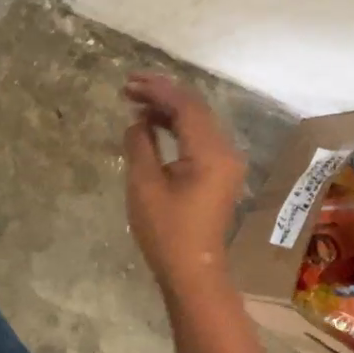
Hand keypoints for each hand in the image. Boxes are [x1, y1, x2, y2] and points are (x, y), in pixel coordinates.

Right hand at [122, 73, 246, 289]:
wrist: (191, 269)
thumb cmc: (165, 229)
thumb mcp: (144, 183)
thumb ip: (140, 144)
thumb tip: (138, 121)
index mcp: (210, 153)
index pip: (186, 107)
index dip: (157, 90)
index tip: (128, 82)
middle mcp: (225, 151)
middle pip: (195, 109)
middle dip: (162, 93)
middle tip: (128, 86)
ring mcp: (225, 162)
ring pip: (197, 121)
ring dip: (168, 108)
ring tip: (135, 101)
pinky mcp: (218, 172)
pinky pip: (198, 136)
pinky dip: (175, 125)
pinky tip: (152, 124)